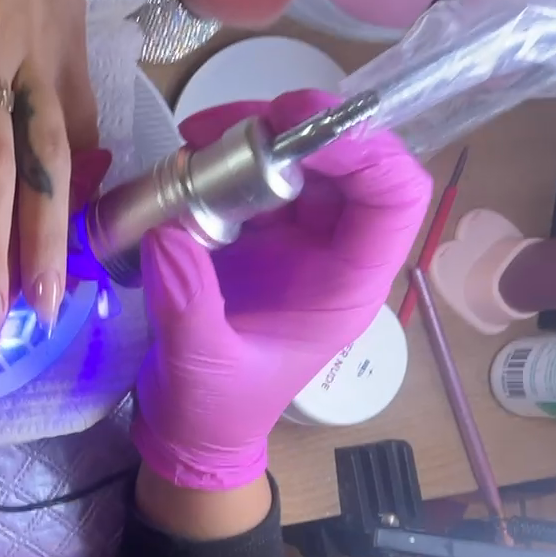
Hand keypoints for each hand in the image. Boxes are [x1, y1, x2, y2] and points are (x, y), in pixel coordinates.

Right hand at [132, 91, 433, 490]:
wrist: (189, 431)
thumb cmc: (214, 411)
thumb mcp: (202, 363)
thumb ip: (187, 301)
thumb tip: (164, 229)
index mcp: (345, 286)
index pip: (391, 198)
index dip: (363, 151)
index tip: (297, 128)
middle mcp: (326, 254)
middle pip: (339, 168)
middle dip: (290, 132)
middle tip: (224, 124)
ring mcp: (285, 246)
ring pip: (290, 170)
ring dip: (247, 144)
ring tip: (193, 139)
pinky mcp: (244, 246)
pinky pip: (242, 190)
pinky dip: (214, 170)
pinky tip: (180, 166)